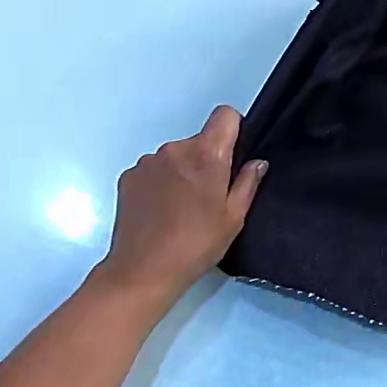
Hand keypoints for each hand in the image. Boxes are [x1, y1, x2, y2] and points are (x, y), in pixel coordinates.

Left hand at [88, 105, 266, 305]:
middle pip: (199, 139)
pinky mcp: (128, 177)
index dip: (233, 128)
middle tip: (209, 195)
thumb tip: (257, 163)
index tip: (233, 153)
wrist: (143, 271)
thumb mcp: (234, 217)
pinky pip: (153, 169)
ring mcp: (147, 162)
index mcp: (207, 154)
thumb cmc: (196, 244)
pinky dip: (160, 182)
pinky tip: (162, 211)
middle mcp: (175, 149)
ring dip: (182, 171)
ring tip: (183, 207)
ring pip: (175, 156)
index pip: (225, 114)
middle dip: (207, 159)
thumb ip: (248, 183)